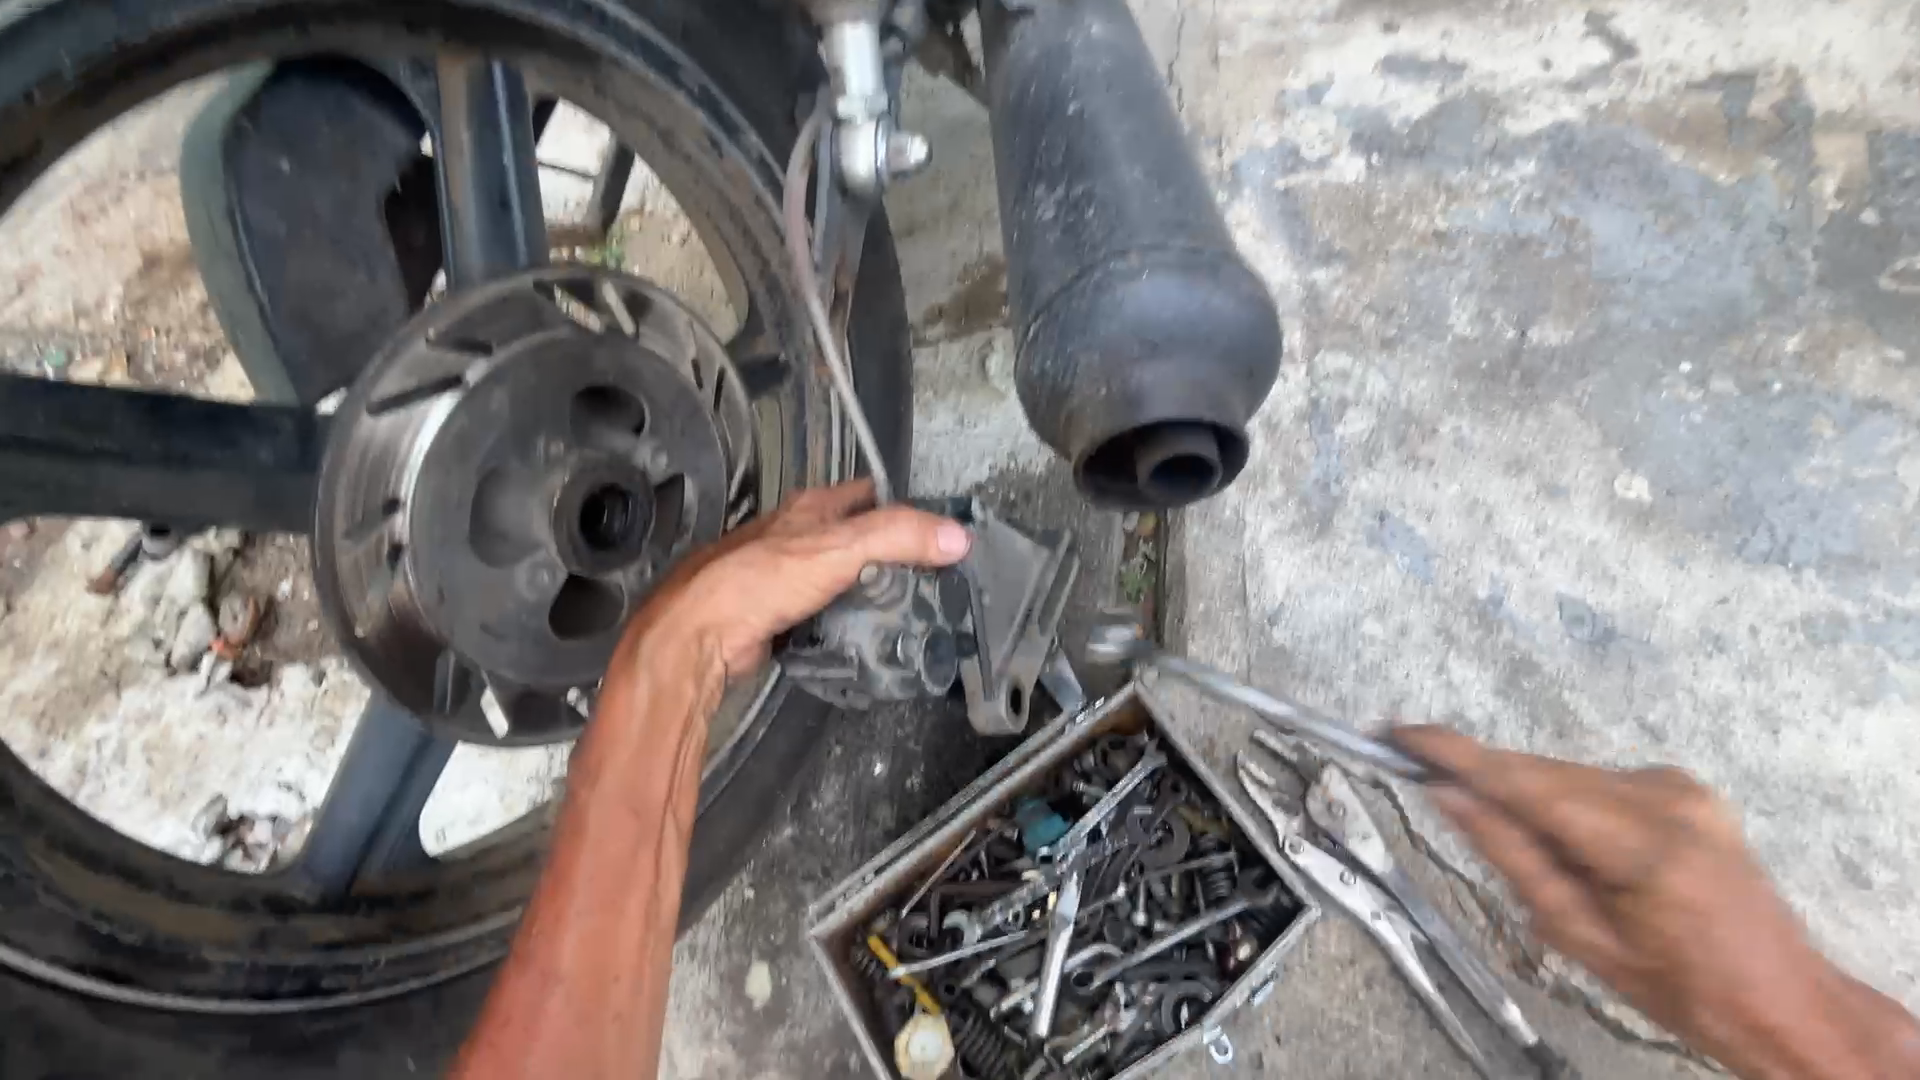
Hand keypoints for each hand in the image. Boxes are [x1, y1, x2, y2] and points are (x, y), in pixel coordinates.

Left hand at [626, 479, 970, 675]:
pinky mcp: (781, 612)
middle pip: (857, 536)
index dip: (905, 506)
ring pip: (842, 575)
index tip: (937, 528)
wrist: (701, 634)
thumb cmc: (758, 581)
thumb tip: (956, 536)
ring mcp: (787, 574)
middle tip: (929, 574)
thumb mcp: (841, 549)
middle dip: (891, 553)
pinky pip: (826, 609)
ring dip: (870, 588)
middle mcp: (798, 536)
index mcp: (812, 510)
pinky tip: (865, 632)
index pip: (870, 494)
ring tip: (907, 606)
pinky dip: (847, 617)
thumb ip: (899, 538)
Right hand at [1397, 727, 1919, 1079]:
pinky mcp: (1680, 786)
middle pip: (1538, 772)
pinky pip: (1586, 778)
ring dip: (1517, 790)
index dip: (1454, 752)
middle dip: (1481, 777)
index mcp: (1643, 844)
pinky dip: (1553, 795)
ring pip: (1559, 772)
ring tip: (1511, 837)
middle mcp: (1664, 798)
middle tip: (1425, 781)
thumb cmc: (1676, 987)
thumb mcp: (1576, 932)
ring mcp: (1678, 786)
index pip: (1525, 780)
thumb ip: (1508, 852)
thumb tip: (1445, 793)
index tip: (1397, 731)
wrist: (1787, 1002)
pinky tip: (1556, 834)